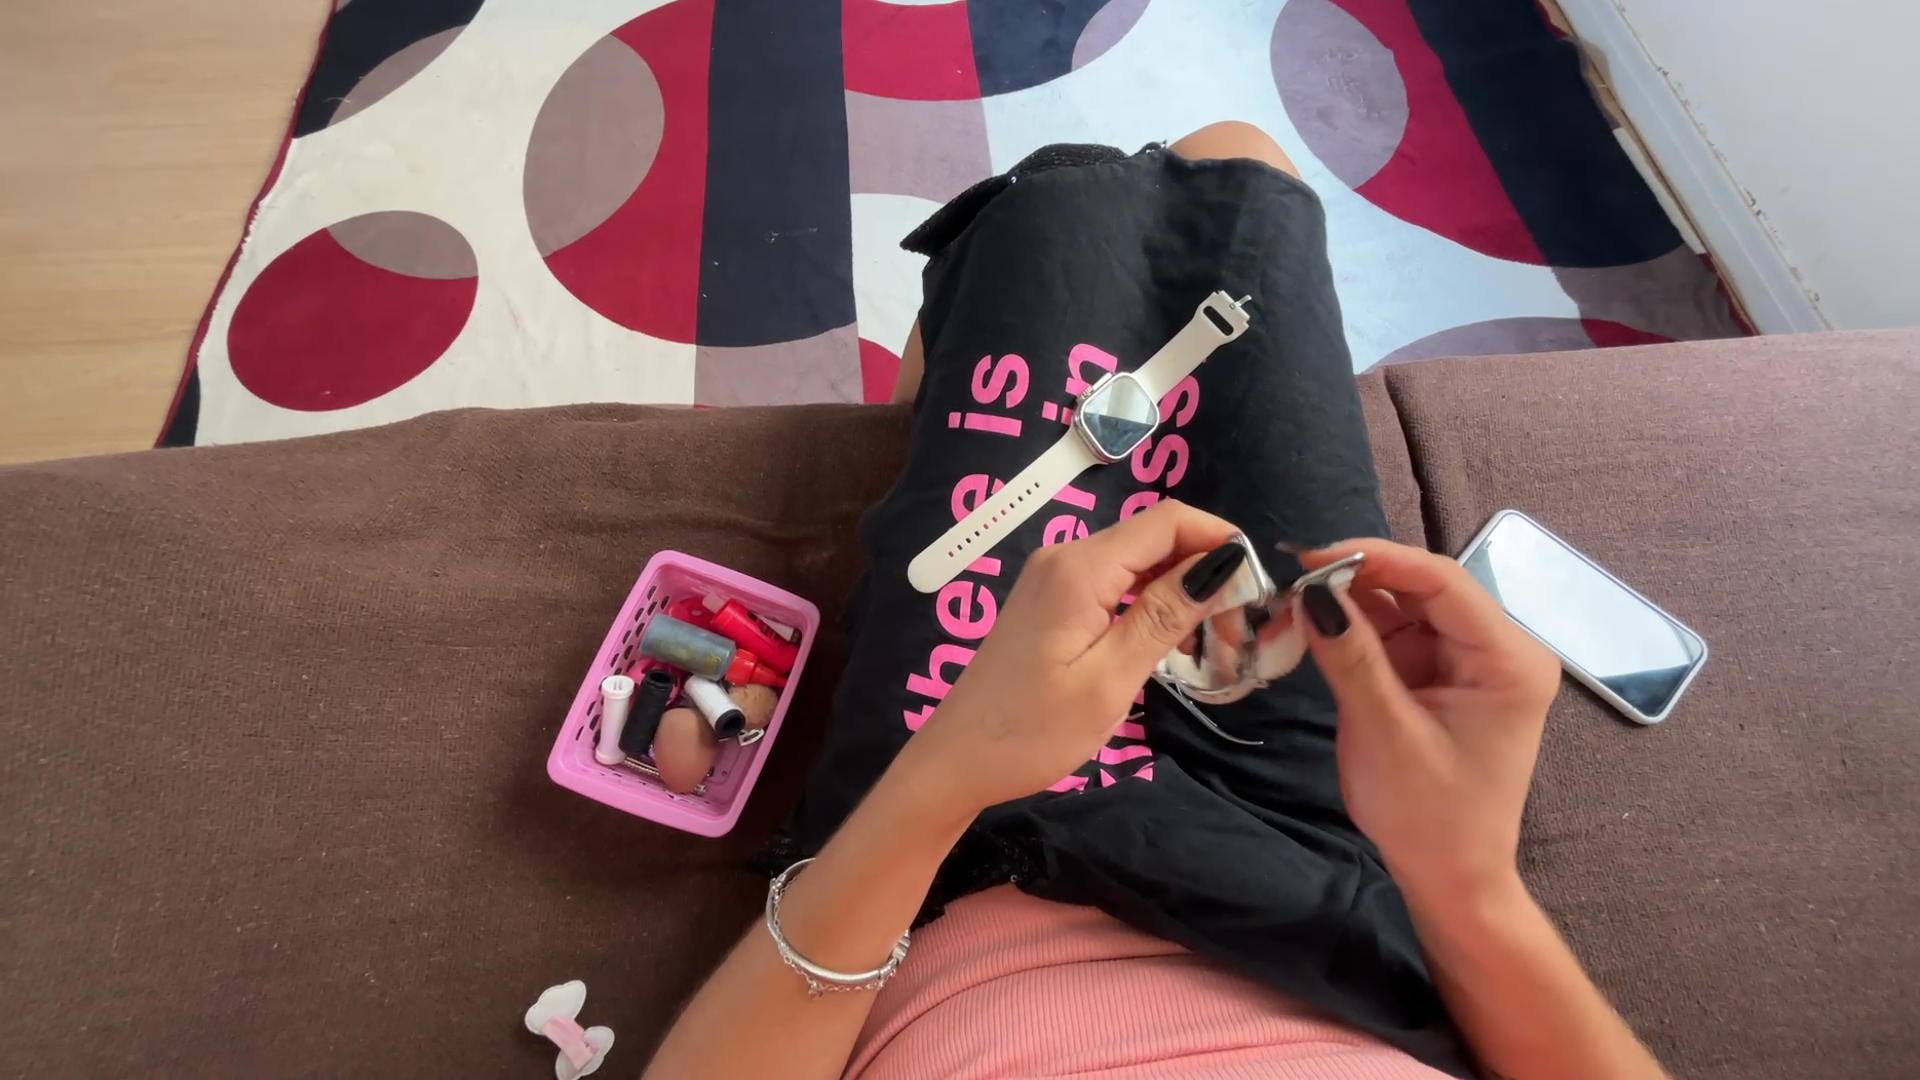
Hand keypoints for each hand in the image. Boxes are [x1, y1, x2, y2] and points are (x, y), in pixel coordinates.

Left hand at [905, 499, 1241, 813]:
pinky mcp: (1050, 600)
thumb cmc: (1033, 730)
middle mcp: (1065, 557)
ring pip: (1137, 561)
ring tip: (1209, 647)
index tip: (1254, 594)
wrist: (958, 758)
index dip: (1221, 541)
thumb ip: (1164, 615)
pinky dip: (1149, 603)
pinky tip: (1166, 642)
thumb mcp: (1109, 679)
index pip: (1169, 519)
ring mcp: (1053, 577)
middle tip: (1234, 638)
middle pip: (1155, 537)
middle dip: (1206, 573)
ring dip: (1181, 591)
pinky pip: (1113, 583)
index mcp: (1080, 567)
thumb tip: (1223, 562)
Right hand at [1297, 538, 1561, 904]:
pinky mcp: (1425, 671)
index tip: (1309, 558)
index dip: (1376, 558)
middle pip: (1417, 587)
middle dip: (1351, 580)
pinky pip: (1382, 631)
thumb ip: (1350, 656)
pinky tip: (1304, 627)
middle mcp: (1489, 647)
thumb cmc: (1428, 811)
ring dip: (1340, 602)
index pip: (1442, 581)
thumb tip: (1310, 592)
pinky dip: (1341, 627)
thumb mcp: (1385, 732)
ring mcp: (1455, 657)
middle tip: (1288, 584)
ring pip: (1394, 604)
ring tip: (1286, 607)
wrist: (1444, 871)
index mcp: (1506, 659)